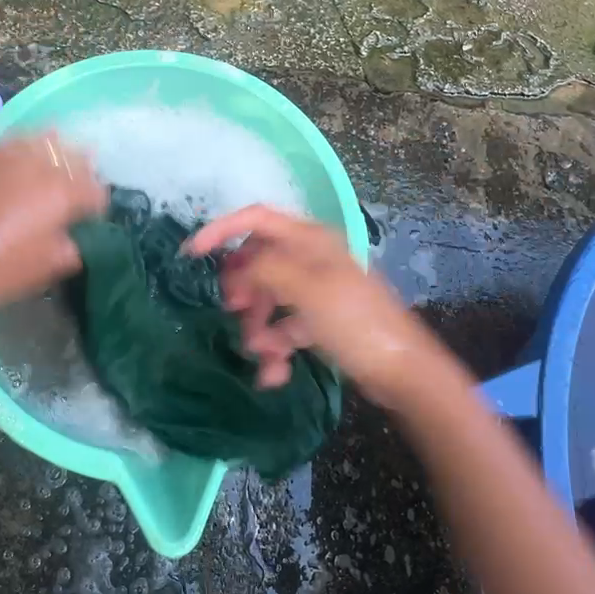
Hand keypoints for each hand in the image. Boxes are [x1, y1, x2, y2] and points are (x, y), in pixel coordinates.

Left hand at [0, 135, 105, 308]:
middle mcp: (40, 164)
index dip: (97, 204)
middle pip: (74, 157)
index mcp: (62, 193)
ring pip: (44, 140)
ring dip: (54, 152)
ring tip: (50, 166)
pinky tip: (16, 166)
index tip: (90, 217)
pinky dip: (22, 151)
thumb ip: (67, 249)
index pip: (96, 190)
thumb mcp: (39, 269)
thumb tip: (73, 239)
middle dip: (80, 171)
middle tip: (74, 188)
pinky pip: (11, 143)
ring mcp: (7, 153)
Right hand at [184, 205, 449, 408]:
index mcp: (310, 240)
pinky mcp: (319, 321)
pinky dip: (275, 347)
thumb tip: (239, 267)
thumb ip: (267, 269)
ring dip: (258, 327)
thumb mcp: (308, 291)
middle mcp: (311, 258)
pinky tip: (274, 374)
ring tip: (261, 356)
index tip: (191, 253)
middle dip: (243, 290)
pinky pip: (284, 326)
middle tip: (234, 313)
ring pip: (268, 299)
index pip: (257, 218)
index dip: (222, 229)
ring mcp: (315, 290)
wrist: (403, 370)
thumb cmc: (356, 322)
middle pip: (259, 261)